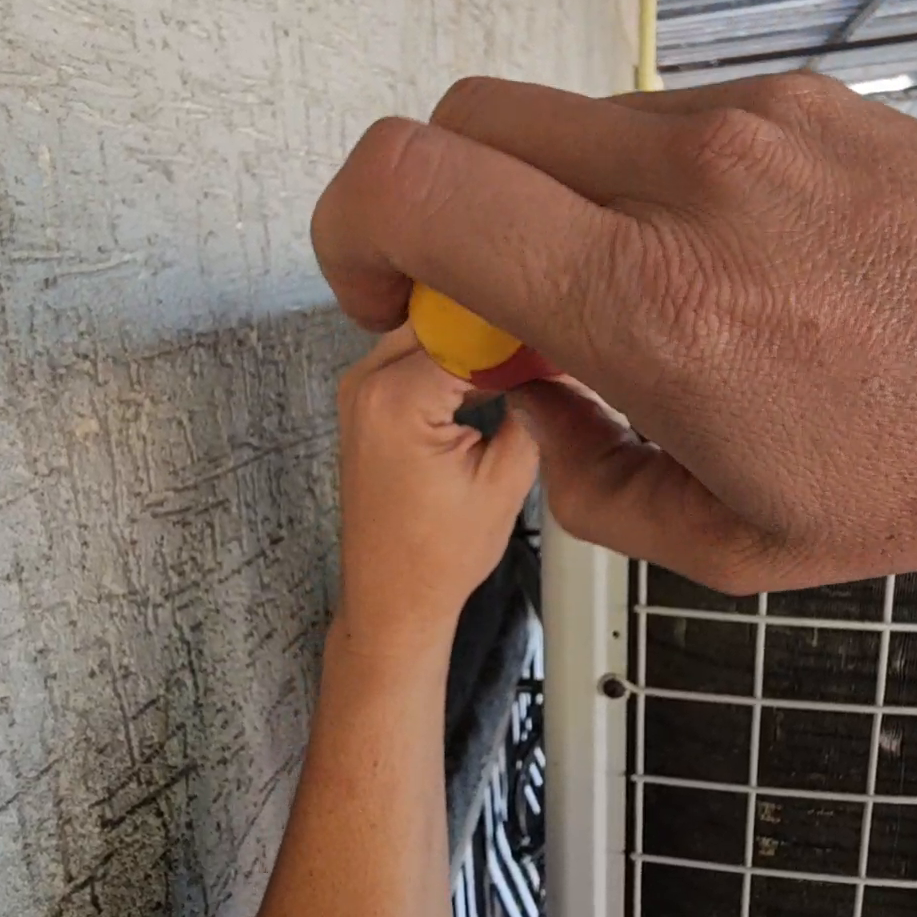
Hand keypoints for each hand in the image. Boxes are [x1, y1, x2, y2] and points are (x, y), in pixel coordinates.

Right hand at [312, 73, 916, 591]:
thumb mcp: (728, 544)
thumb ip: (586, 480)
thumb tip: (534, 404)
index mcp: (655, 305)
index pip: (413, 188)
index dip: (352, 232)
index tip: (388, 294)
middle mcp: (691, 180)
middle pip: (464, 124)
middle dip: (436, 214)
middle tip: (503, 308)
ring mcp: (753, 119)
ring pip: (562, 128)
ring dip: (547, 210)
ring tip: (634, 301)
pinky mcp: (802, 98)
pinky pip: (654, 126)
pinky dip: (630, 191)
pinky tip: (711, 262)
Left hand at [336, 327, 538, 651]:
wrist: (393, 596)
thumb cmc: (443, 553)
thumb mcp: (507, 478)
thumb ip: (532, 407)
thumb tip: (553, 358)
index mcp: (398, 397)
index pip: (471, 328)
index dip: (519, 330)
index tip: (557, 339)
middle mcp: (367, 381)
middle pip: (444, 319)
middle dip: (494, 327)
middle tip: (543, 345)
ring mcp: (360, 389)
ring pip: (428, 332)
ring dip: (474, 341)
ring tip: (523, 361)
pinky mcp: (365, 402)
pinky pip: (413, 356)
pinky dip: (452, 360)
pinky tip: (489, 378)